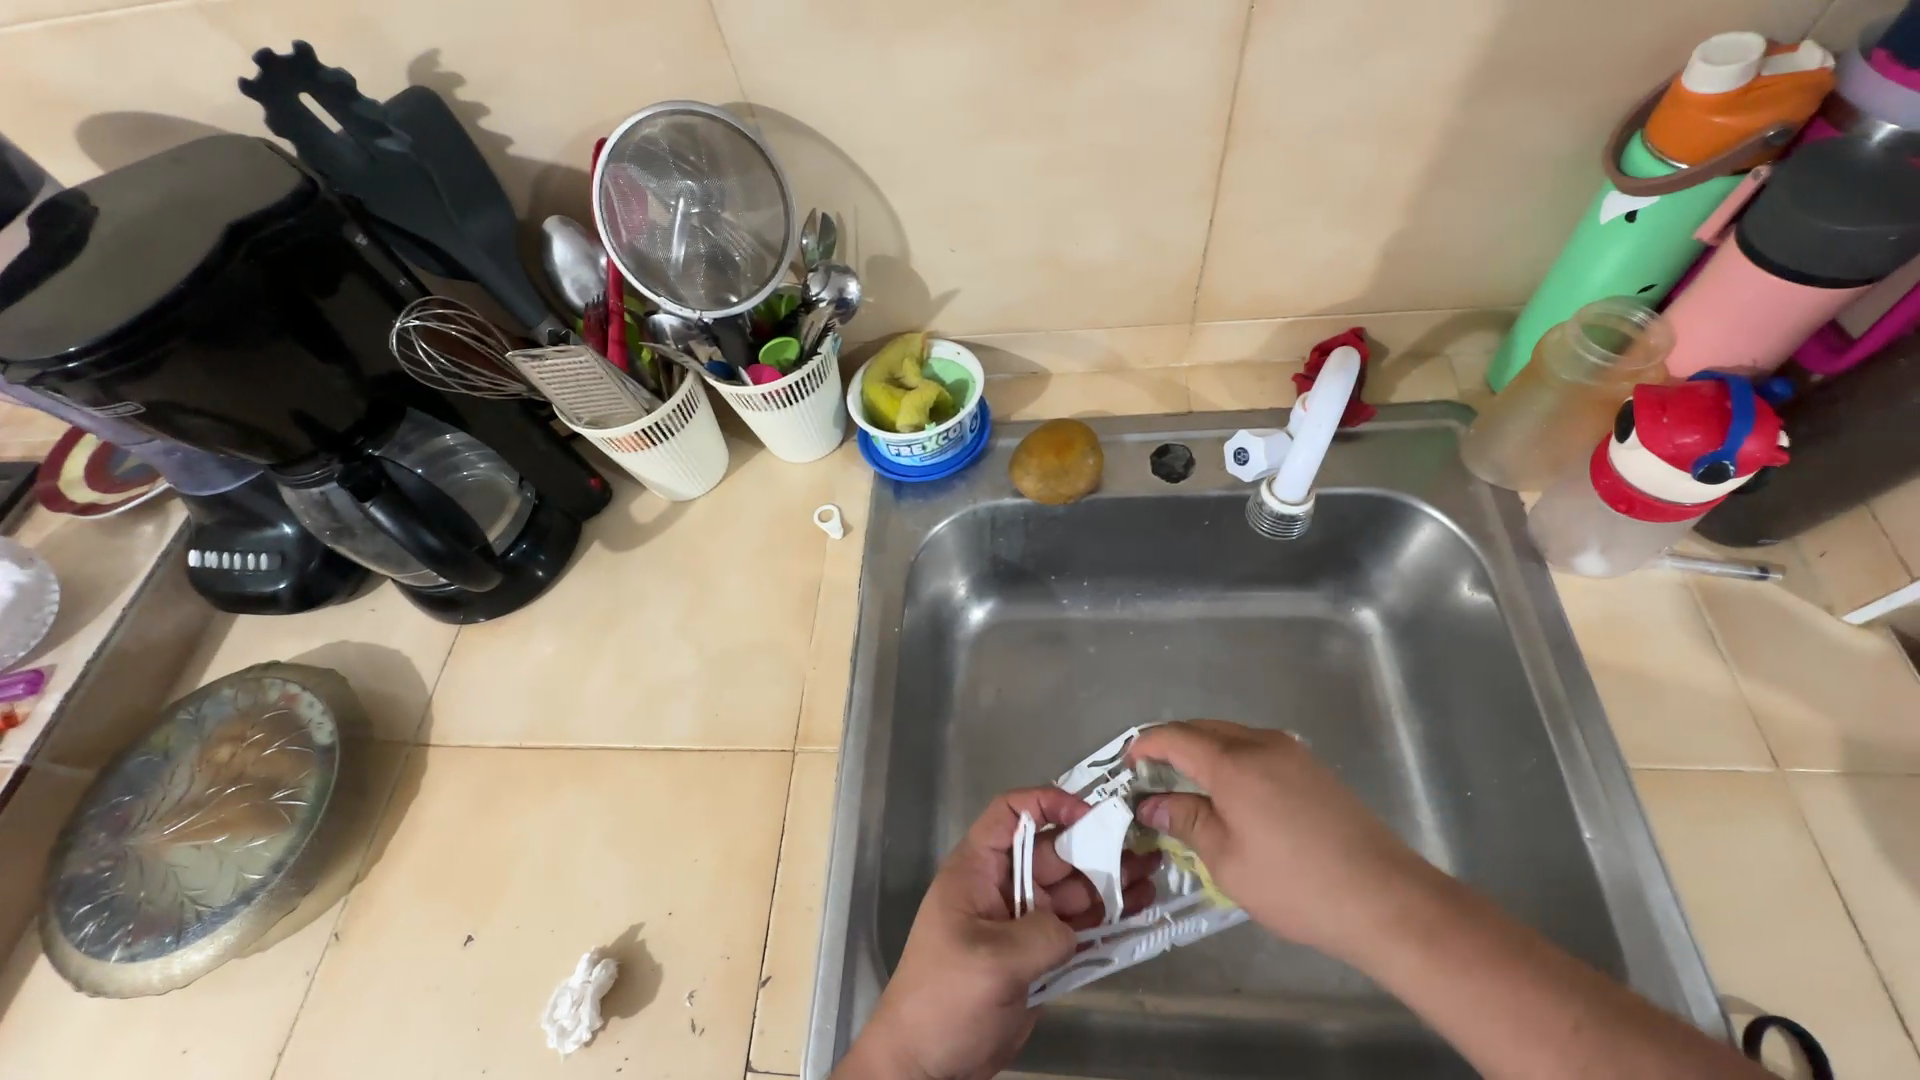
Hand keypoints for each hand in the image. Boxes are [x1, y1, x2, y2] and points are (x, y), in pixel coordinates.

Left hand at [838, 786, 1157, 1079]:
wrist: (927, 1062)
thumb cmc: (945, 997)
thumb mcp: (992, 961)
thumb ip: (1042, 935)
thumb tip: (1073, 930)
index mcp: (978, 869)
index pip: (1011, 813)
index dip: (1048, 802)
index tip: (1089, 813)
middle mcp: (1003, 886)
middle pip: (1053, 850)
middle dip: (1096, 844)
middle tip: (1144, 846)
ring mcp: (1023, 921)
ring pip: (1071, 888)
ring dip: (1110, 880)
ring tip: (1154, 874)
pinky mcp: (1039, 955)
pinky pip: (1077, 927)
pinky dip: (1107, 918)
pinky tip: (1140, 910)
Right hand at [1128, 719, 1429, 959]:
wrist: (1387, 900)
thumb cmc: (1296, 885)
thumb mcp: (1227, 860)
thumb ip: (1186, 820)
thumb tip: (1153, 803)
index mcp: (1234, 762)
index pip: (1175, 737)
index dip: (1145, 747)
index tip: (1126, 768)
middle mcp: (1262, 744)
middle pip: (1203, 729)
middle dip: (1171, 748)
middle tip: (1151, 782)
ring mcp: (1293, 753)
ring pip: (1232, 737)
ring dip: (1203, 754)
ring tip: (1186, 791)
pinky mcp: (1314, 770)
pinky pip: (1258, 751)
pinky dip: (1231, 762)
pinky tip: (1229, 798)